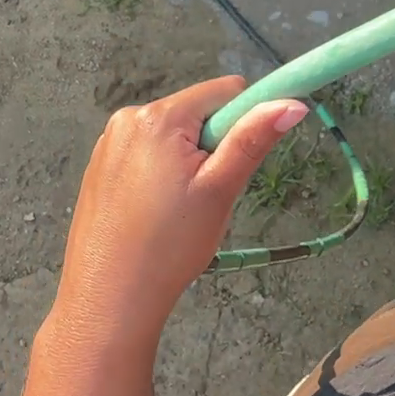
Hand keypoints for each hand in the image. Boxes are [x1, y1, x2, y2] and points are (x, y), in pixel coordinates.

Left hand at [49, 77, 307, 344]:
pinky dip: (165, 171)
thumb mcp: (221, 189)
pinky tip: (159, 211)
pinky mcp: (100, 166)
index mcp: (158, 117)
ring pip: (178, 133)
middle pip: (200, 112)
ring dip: (192, 159)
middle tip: (208, 193)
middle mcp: (128, 118)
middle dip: (215, 145)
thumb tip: (294, 103)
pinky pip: (151, 151)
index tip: (235, 164)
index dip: (244, 122)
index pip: (227, 92)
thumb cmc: (168, 246)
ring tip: (183, 206)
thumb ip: (255, 138)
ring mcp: (110, 143)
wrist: (106, 304)